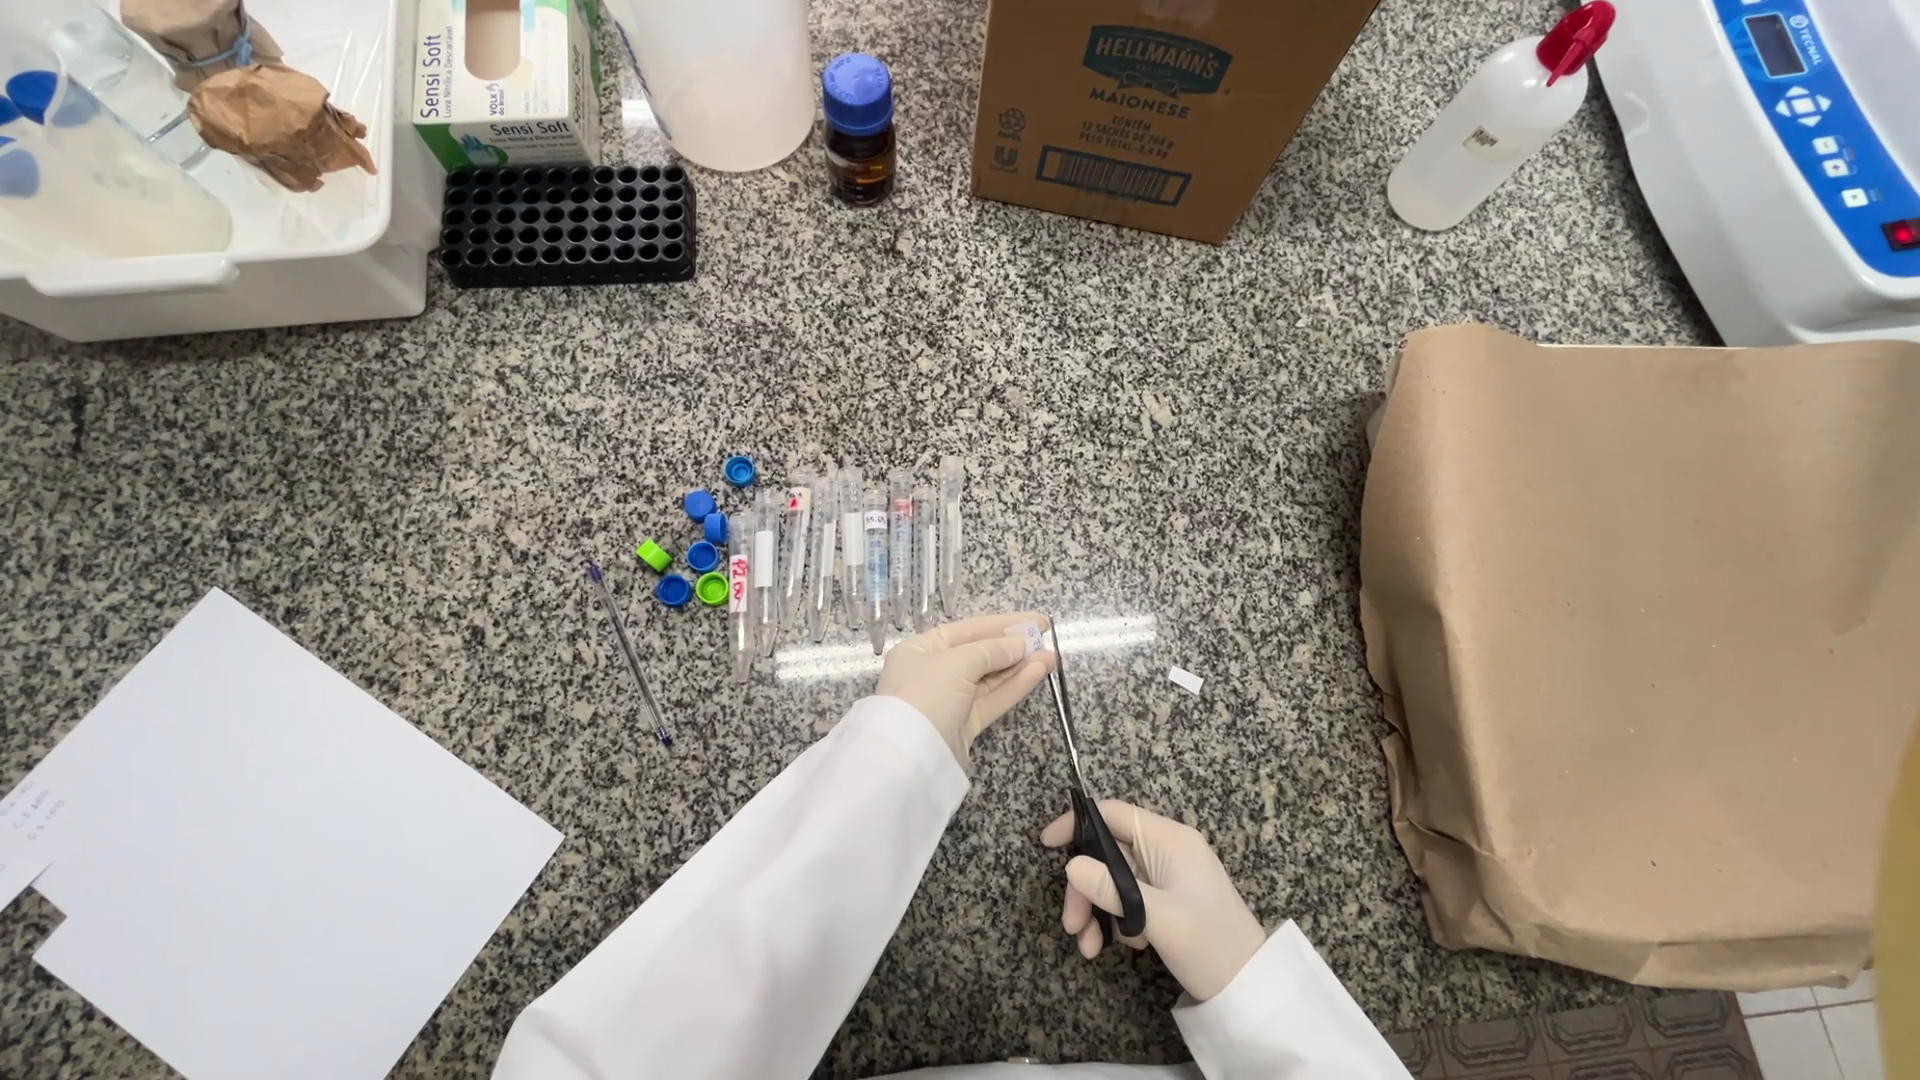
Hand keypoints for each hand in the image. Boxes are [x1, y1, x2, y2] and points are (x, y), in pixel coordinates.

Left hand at [876, 612, 1057, 769]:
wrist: (912, 756)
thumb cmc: (926, 694)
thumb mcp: (957, 662)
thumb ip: (992, 650)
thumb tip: (1019, 644)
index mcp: (921, 649)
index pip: (968, 630)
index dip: (1003, 624)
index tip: (1036, 621)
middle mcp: (933, 672)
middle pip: (980, 654)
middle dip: (1014, 647)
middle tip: (1046, 639)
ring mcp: (949, 700)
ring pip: (989, 678)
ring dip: (1020, 666)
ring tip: (1051, 657)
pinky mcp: (963, 724)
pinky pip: (992, 699)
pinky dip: (1014, 686)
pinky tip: (1038, 672)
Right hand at [1042, 800, 1269, 1002]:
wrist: (1251, 991)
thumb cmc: (1210, 946)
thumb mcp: (1157, 917)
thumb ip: (1112, 889)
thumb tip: (1071, 866)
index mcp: (1169, 839)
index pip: (1113, 813)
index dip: (1077, 823)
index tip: (1047, 844)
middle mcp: (1166, 849)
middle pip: (1108, 852)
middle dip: (1086, 886)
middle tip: (1071, 924)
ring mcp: (1167, 874)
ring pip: (1114, 878)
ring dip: (1097, 908)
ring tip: (1089, 947)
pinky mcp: (1167, 899)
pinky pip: (1129, 898)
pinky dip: (1115, 919)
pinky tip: (1117, 946)